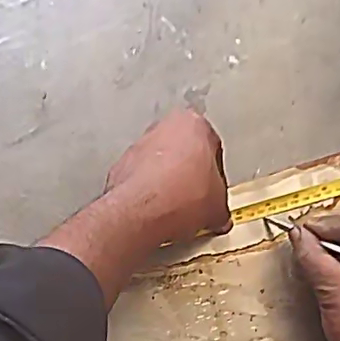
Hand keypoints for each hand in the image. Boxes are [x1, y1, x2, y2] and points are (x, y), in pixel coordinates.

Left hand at [41, 108, 231, 306]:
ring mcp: (137, 148)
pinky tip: (154, 215)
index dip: (215, 178)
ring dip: (166, 188)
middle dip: (188, 179)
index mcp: (194, 124)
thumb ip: (220, 207)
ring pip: (158, 168)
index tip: (213, 195)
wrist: (143, 212)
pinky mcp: (119, 169)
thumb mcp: (216, 206)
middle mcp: (162, 128)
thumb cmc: (179, 196)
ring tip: (173, 213)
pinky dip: (146, 198)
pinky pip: (139, 183)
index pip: (213, 150)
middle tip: (194, 203)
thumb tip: (217, 216)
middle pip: (182, 155)